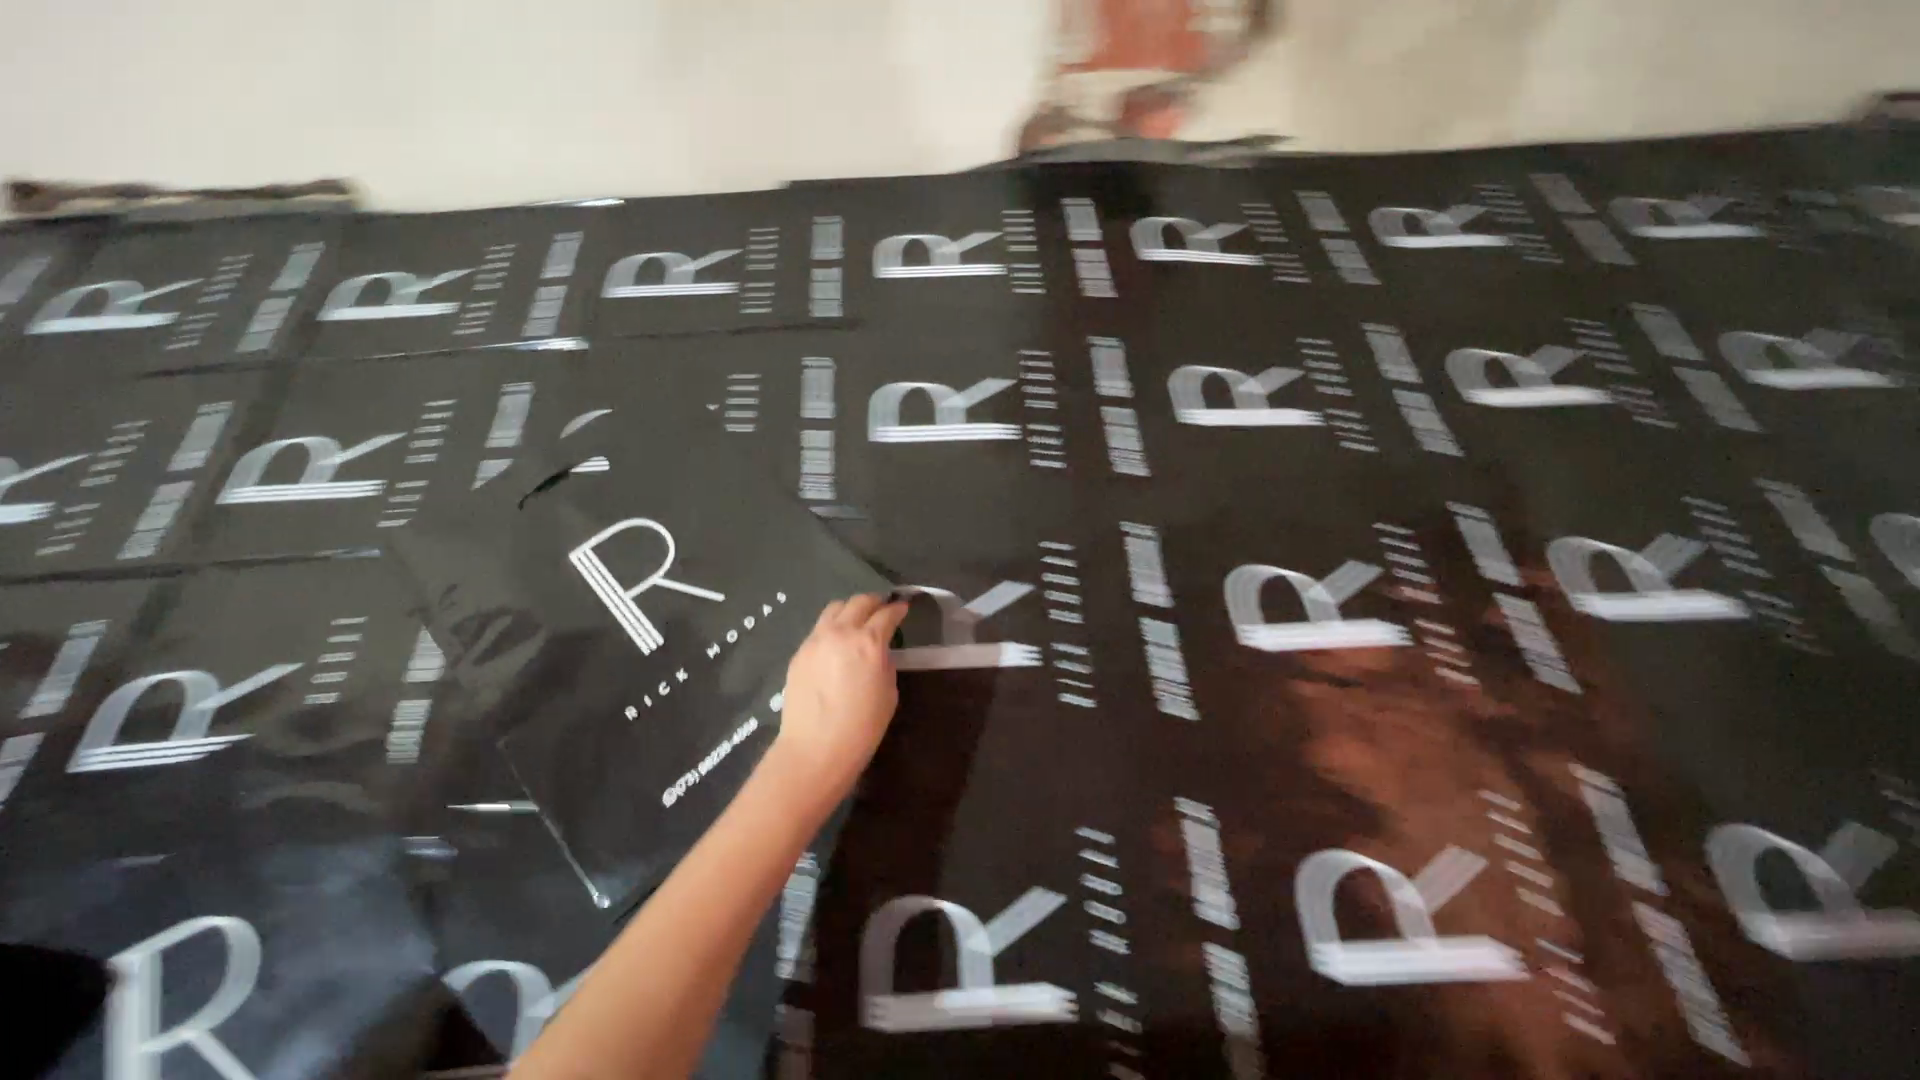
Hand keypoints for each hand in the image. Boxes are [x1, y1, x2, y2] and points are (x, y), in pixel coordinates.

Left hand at [772, 594, 909, 801]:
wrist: (815, 748)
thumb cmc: (862, 727)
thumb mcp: (888, 693)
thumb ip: (885, 663)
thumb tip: (878, 652)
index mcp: (869, 642)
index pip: (887, 614)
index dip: (898, 609)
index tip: (904, 607)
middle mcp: (841, 633)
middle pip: (859, 602)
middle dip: (874, 602)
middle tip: (882, 609)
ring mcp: (815, 640)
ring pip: (834, 609)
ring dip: (850, 610)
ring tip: (857, 621)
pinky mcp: (799, 652)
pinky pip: (819, 629)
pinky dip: (832, 628)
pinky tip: (836, 644)